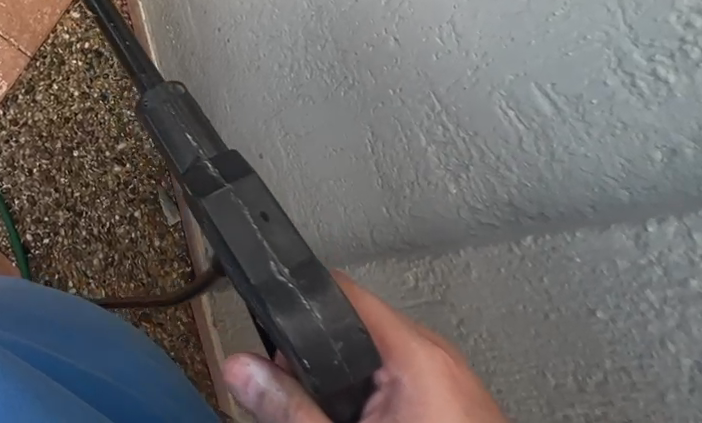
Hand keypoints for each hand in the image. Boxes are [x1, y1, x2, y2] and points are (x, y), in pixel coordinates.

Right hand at [223, 274, 506, 422]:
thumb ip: (289, 408)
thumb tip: (242, 368)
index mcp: (416, 357)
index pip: (335, 290)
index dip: (293, 311)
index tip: (271, 341)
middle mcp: (441, 361)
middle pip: (350, 326)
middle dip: (315, 360)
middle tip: (300, 399)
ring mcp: (457, 386)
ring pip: (376, 358)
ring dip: (345, 384)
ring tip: (335, 418)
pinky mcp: (460, 409)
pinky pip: (403, 384)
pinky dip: (376, 400)